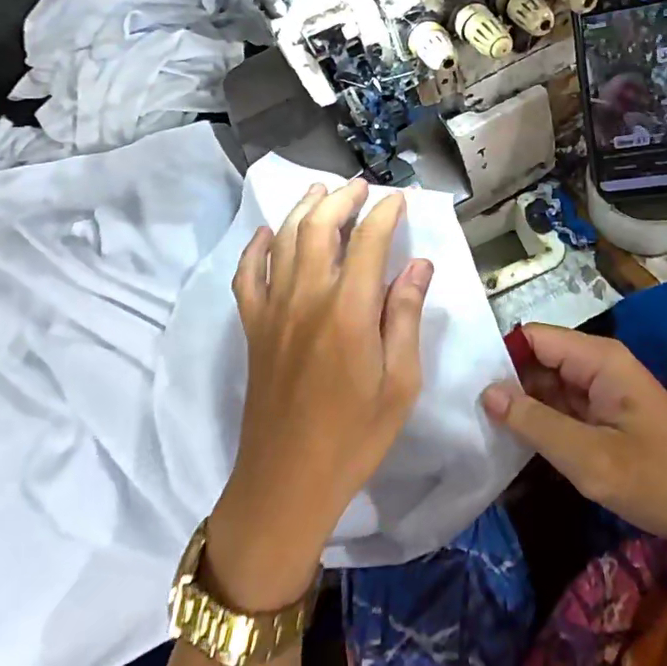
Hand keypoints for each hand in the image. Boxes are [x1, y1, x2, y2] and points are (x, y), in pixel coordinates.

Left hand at [203, 180, 432, 610]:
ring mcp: (273, 309)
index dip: (384, 214)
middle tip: (361, 187)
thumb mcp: (399, 383)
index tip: (398, 200)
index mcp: (348, 311)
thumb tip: (419, 265)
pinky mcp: (252, 327)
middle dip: (341, 199)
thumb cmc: (355, 436)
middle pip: (319, 227)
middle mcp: (306, 297)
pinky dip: (256, 247)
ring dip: (303, 209)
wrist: (287, 480)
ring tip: (320, 190)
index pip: (367, 242)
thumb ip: (404, 317)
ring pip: (284, 240)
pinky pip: (247, 275)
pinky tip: (267, 233)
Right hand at [481, 324, 666, 549]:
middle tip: (464, 408)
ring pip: (548, 385)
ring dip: (522, 405)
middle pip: (539, 359)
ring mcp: (603, 390)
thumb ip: (535, 422)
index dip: (499, 353)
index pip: (533, 337)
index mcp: (597, 359)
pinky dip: (542, 422)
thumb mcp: (589, 457)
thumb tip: (486, 392)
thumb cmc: (659, 479)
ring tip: (477, 423)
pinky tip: (513, 440)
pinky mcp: (606, 414)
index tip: (463, 378)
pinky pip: (564, 407)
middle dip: (506, 381)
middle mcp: (598, 365)